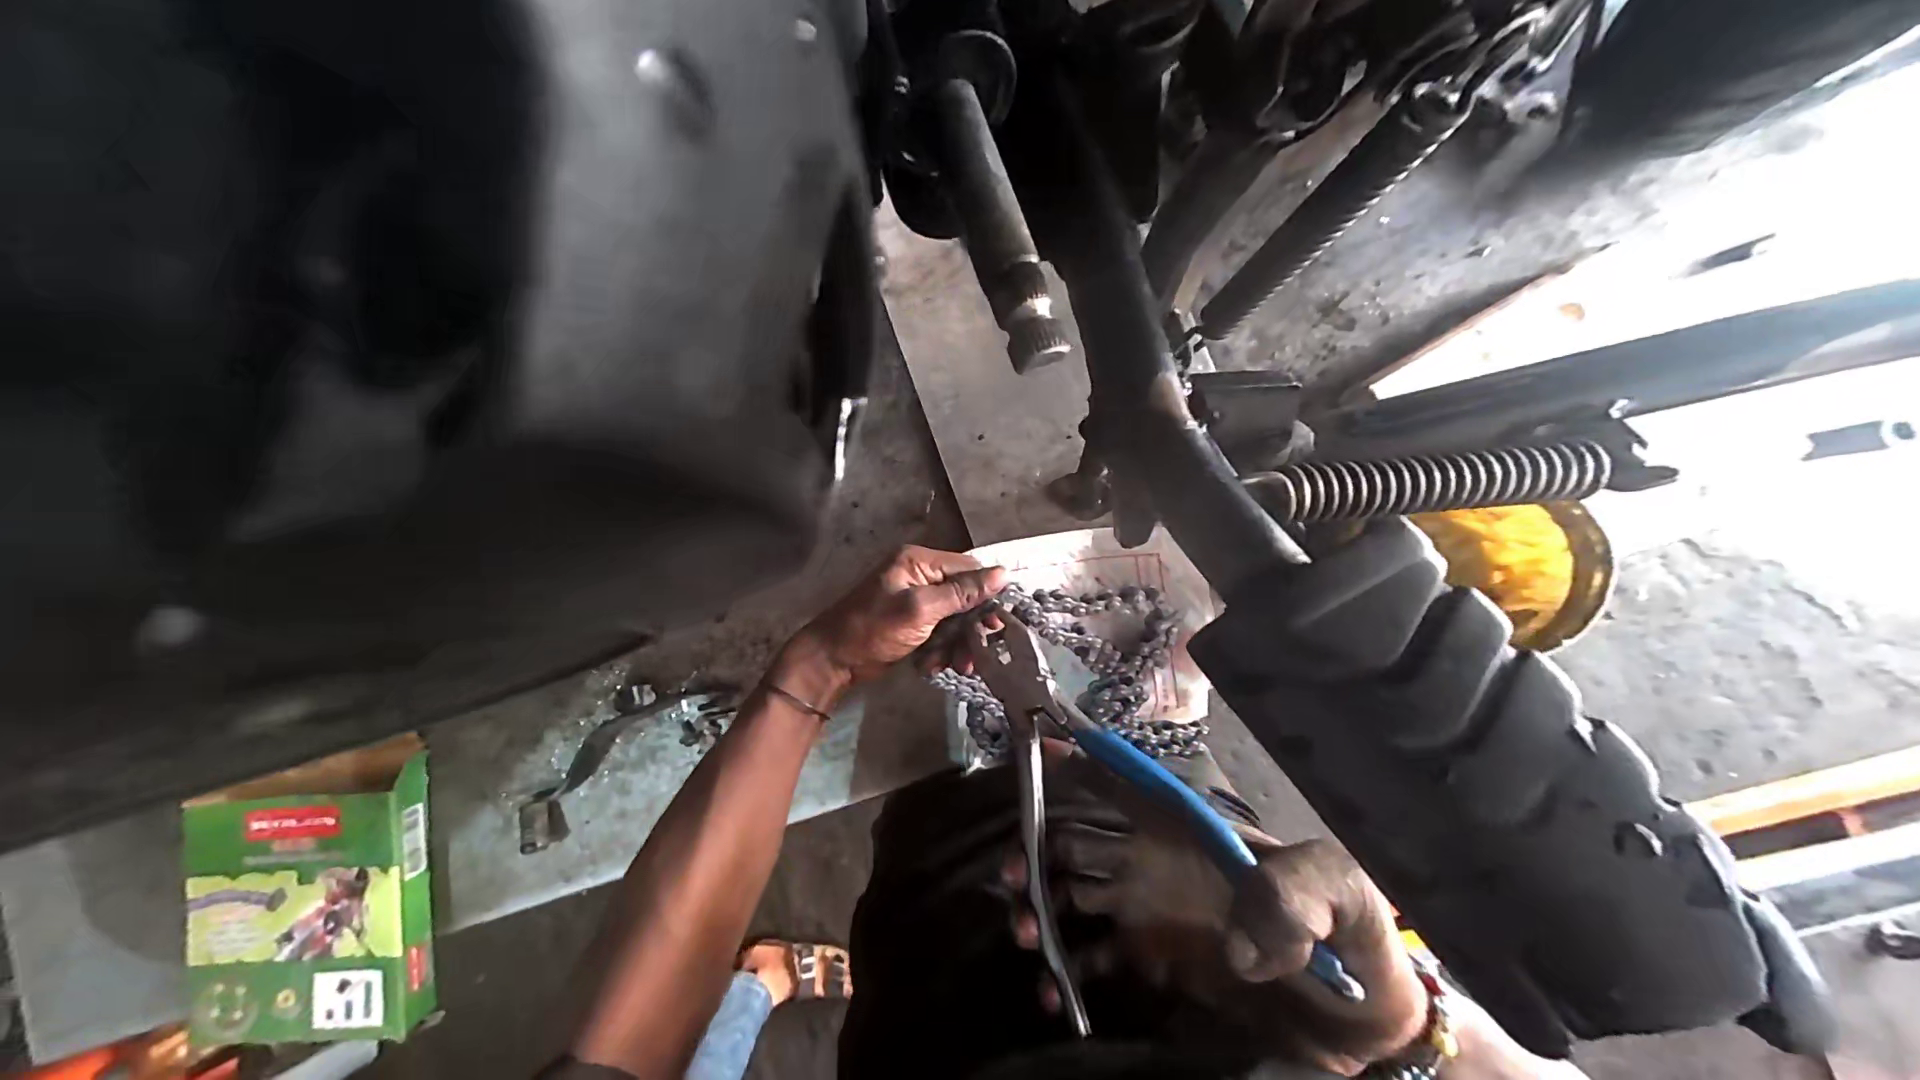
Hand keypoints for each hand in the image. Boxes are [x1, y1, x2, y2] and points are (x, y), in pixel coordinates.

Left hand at [774, 545, 1007, 710]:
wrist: (832, 661)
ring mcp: (916, 600)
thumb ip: (961, 593)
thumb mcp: (920, 609)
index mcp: (919, 561)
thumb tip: (1003, 573)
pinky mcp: (913, 622)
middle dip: (969, 627)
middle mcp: (920, 575)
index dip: (986, 594)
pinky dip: (941, 649)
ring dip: (957, 644)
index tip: (996, 623)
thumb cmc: (872, 629)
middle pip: (963, 596)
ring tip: (955, 666)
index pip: (968, 569)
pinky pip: (940, 631)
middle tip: (976, 653)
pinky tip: (933, 666)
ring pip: (954, 618)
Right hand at [1009, 750, 1428, 1075]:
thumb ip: (1295, 892)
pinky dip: (1063, 973)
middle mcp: (1156, 864)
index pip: (1126, 787)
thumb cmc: (1353, 934)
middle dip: (1037, 846)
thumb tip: (1239, 944)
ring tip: (1025, 933)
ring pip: (1072, 895)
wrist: (1365, 1022)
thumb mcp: (1341, 889)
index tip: (1037, 756)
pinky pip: (1092, 962)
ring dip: (1039, 905)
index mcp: (1188, 832)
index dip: (1081, 765)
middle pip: (1079, 840)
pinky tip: (1050, 992)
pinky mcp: (1151, 967)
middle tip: (1014, 876)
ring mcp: (1149, 915)